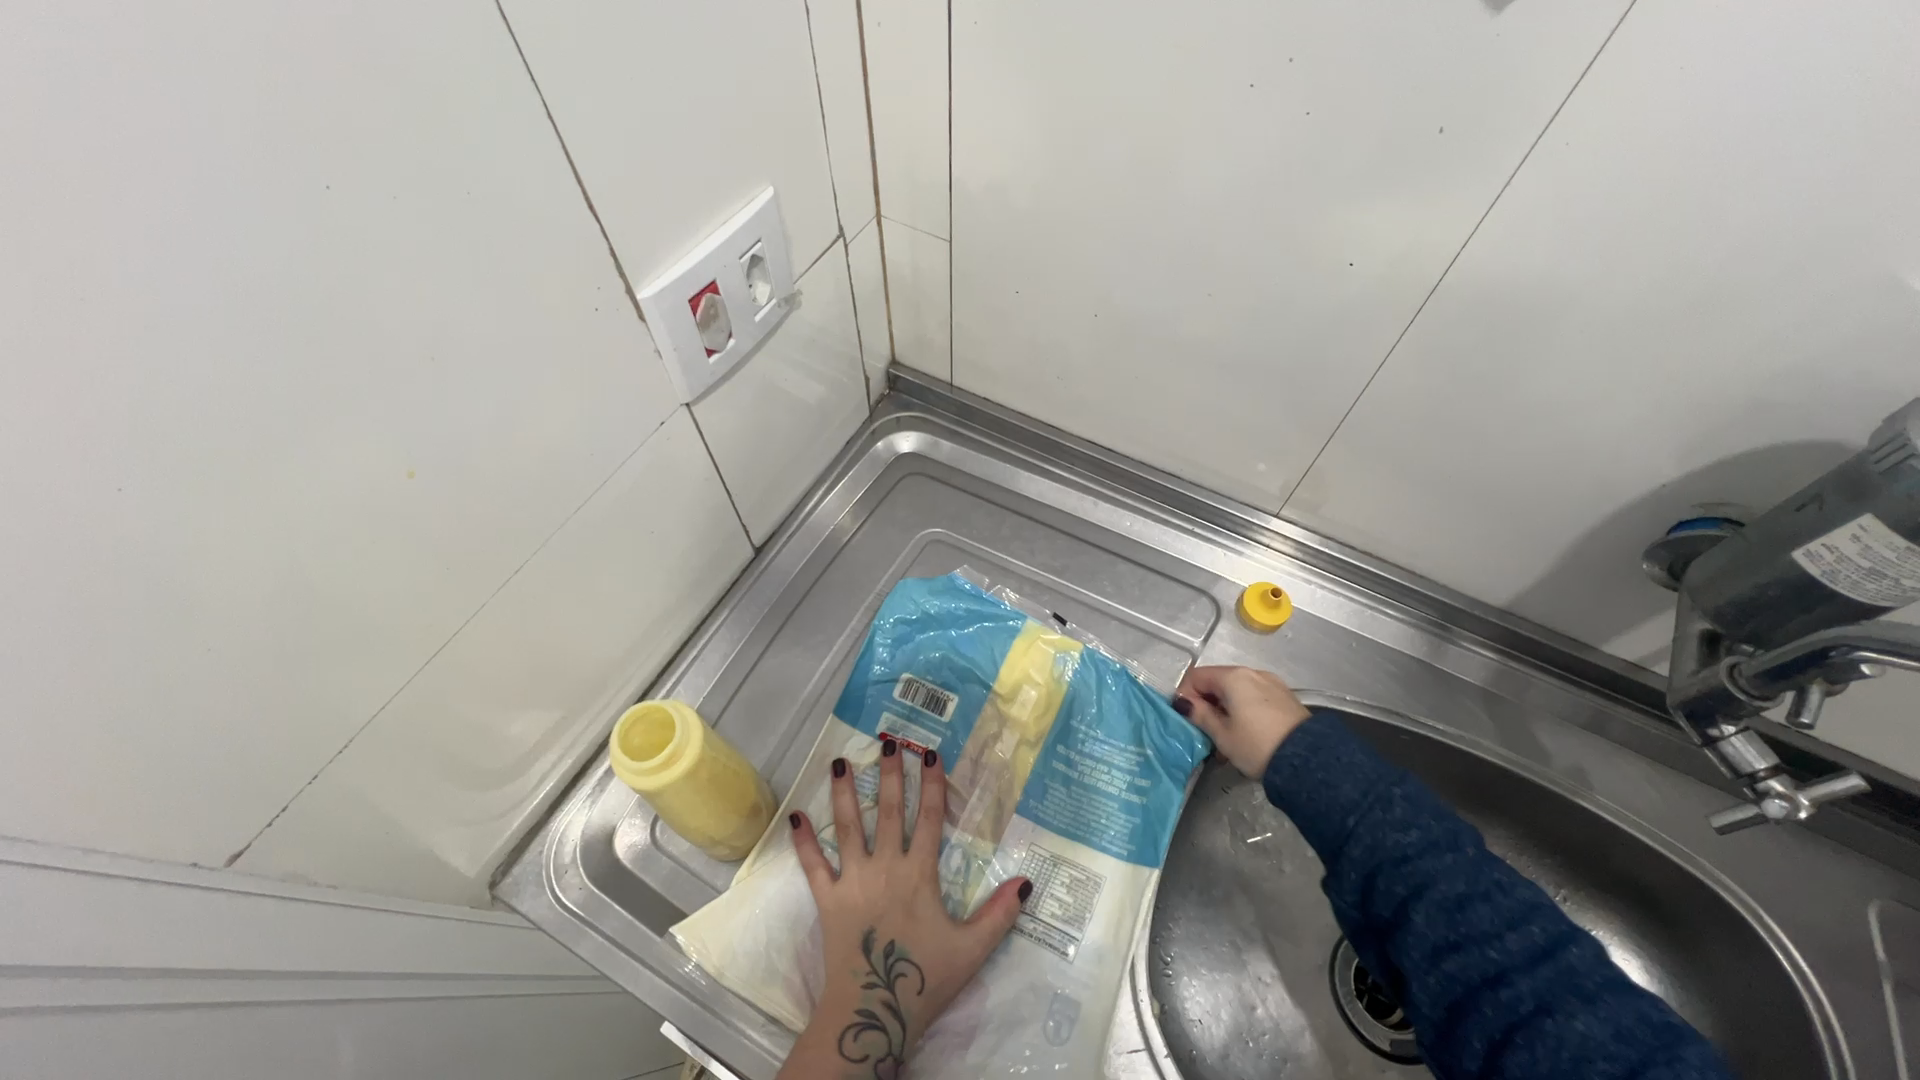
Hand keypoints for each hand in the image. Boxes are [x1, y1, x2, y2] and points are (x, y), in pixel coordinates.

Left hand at [780, 737, 1029, 1079]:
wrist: (873, 1011)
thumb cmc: (924, 978)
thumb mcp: (972, 949)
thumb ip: (999, 915)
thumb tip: (1026, 881)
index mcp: (920, 874)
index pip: (929, 819)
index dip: (932, 785)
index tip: (930, 753)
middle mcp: (885, 867)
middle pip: (890, 812)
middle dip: (892, 775)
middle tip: (889, 741)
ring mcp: (852, 881)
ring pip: (848, 828)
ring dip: (845, 793)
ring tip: (838, 761)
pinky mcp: (827, 900)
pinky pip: (812, 866)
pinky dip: (802, 842)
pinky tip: (794, 817)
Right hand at [1174, 665, 1311, 776]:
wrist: (1308, 761)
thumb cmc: (1257, 745)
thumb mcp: (1222, 734)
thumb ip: (1199, 715)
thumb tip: (1183, 703)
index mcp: (1233, 677)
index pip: (1195, 677)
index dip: (1184, 696)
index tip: (1185, 720)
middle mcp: (1252, 673)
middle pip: (1217, 683)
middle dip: (1206, 706)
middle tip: (1204, 734)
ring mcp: (1272, 684)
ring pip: (1236, 693)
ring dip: (1225, 712)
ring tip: (1226, 742)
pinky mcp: (1285, 698)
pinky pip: (1254, 699)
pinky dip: (1243, 713)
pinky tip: (1245, 737)